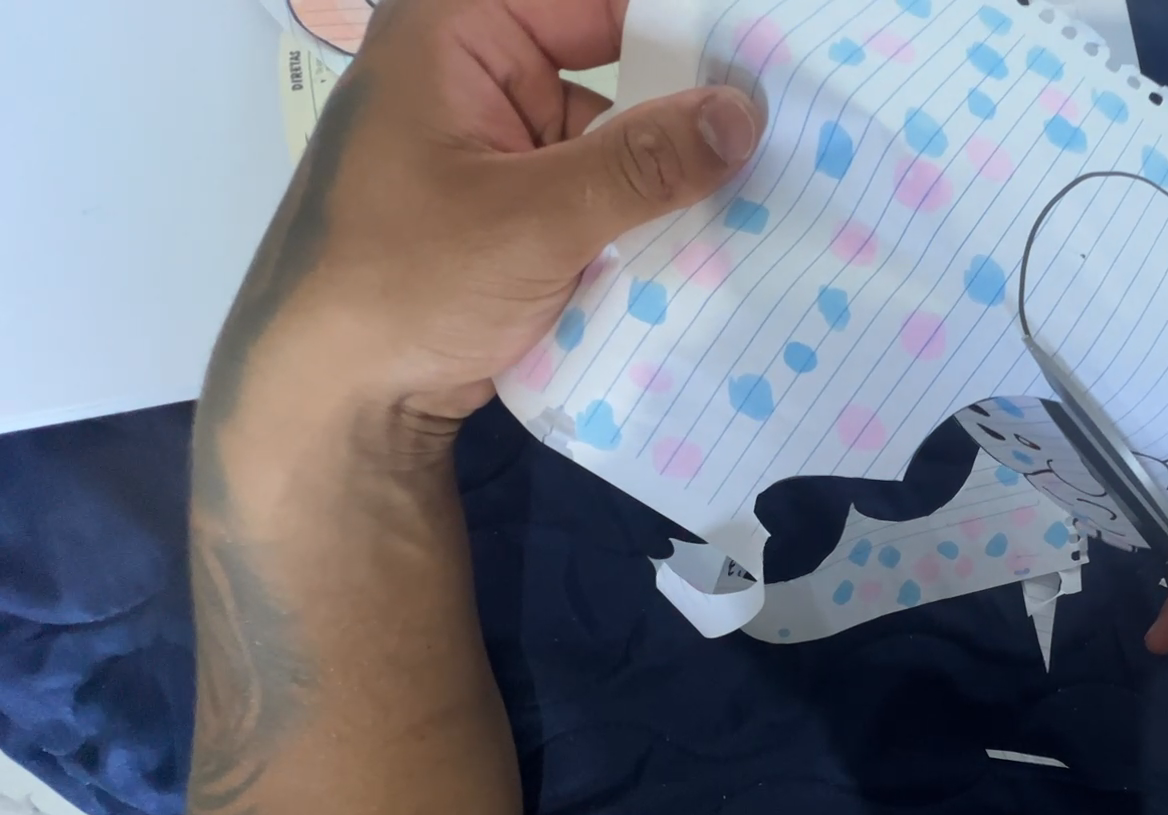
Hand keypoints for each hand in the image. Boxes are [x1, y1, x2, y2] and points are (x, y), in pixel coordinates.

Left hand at [203, 0, 765, 438]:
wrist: (354, 390)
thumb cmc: (413, 280)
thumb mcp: (536, 216)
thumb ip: (642, 166)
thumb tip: (743, 117)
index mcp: (461, 38)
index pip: (593, 3)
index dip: (678, 27)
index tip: (761, 64)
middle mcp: (490, 87)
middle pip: (616, 79)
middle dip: (689, 116)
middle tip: (780, 143)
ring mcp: (515, 164)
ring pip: (622, 154)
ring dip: (679, 186)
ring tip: (766, 204)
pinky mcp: (535, 225)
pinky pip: (611, 209)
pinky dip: (655, 230)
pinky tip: (715, 249)